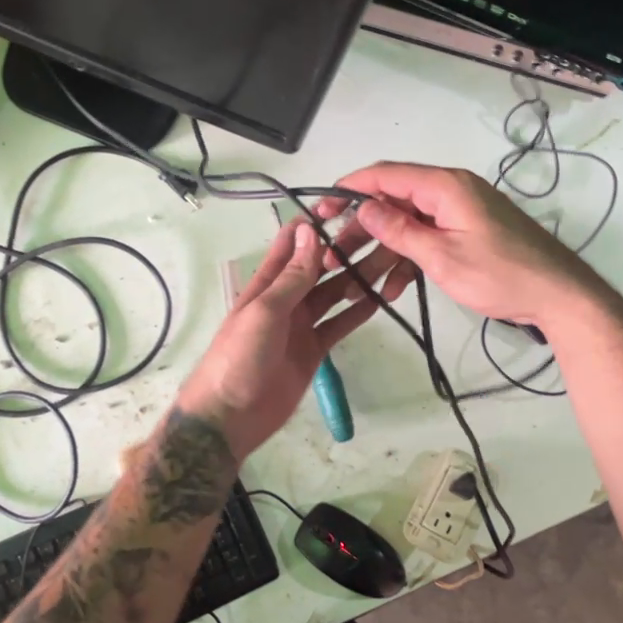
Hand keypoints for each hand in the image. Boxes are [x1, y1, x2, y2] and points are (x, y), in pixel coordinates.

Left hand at [175, 221, 412, 459]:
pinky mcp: (314, 350)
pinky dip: (358, 312)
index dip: (315, 225)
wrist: (231, 416)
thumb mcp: (264, 312)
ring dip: (358, 279)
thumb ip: (291, 277)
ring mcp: (301, 325)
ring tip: (391, 260)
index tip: (349, 206)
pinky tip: (381, 298)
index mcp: (266, 285)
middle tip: (384, 234)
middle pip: (320, 269)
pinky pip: (339, 325)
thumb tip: (309, 231)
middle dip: (346, 252)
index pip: (292, 245)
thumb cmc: (239, 358)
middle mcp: (285, 300)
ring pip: (334, 295)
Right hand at [314, 162, 607, 329]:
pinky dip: (406, 260)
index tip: (320, 208)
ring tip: (351, 279)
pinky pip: (426, 239)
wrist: (559, 296)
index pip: (385, 175)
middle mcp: (450, 191)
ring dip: (379, 251)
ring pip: (406, 224)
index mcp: (445, 187)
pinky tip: (389, 289)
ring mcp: (460, 212)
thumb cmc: (500, 275)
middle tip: (329, 254)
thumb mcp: (441, 257)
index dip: (349, 189)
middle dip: (359, 228)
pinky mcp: (466, 232)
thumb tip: (363, 207)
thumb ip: (399, 231)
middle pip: (392, 201)